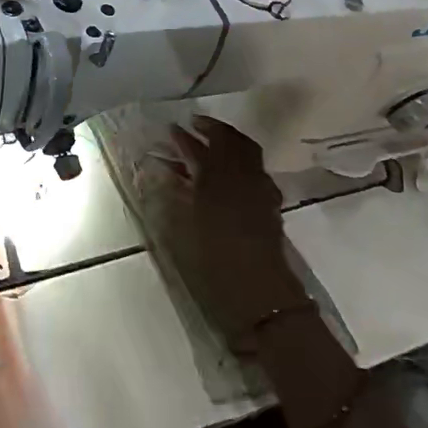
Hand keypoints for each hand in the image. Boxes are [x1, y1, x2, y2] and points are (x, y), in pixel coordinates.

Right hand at [158, 117, 307, 343]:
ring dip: (228, 145)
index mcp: (219, 180)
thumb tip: (160, 168)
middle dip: (214, 131)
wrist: (260, 302)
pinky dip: (238, 164)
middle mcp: (244, 180)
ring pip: (248, 157)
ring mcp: (261, 195)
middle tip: (194, 125)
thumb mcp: (178, 227)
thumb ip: (169, 193)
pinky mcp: (268, 211)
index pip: (202, 147)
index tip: (170, 128)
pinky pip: (254, 173)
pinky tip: (224, 176)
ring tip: (208, 146)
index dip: (184, 136)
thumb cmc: (212, 264)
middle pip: (234, 143)